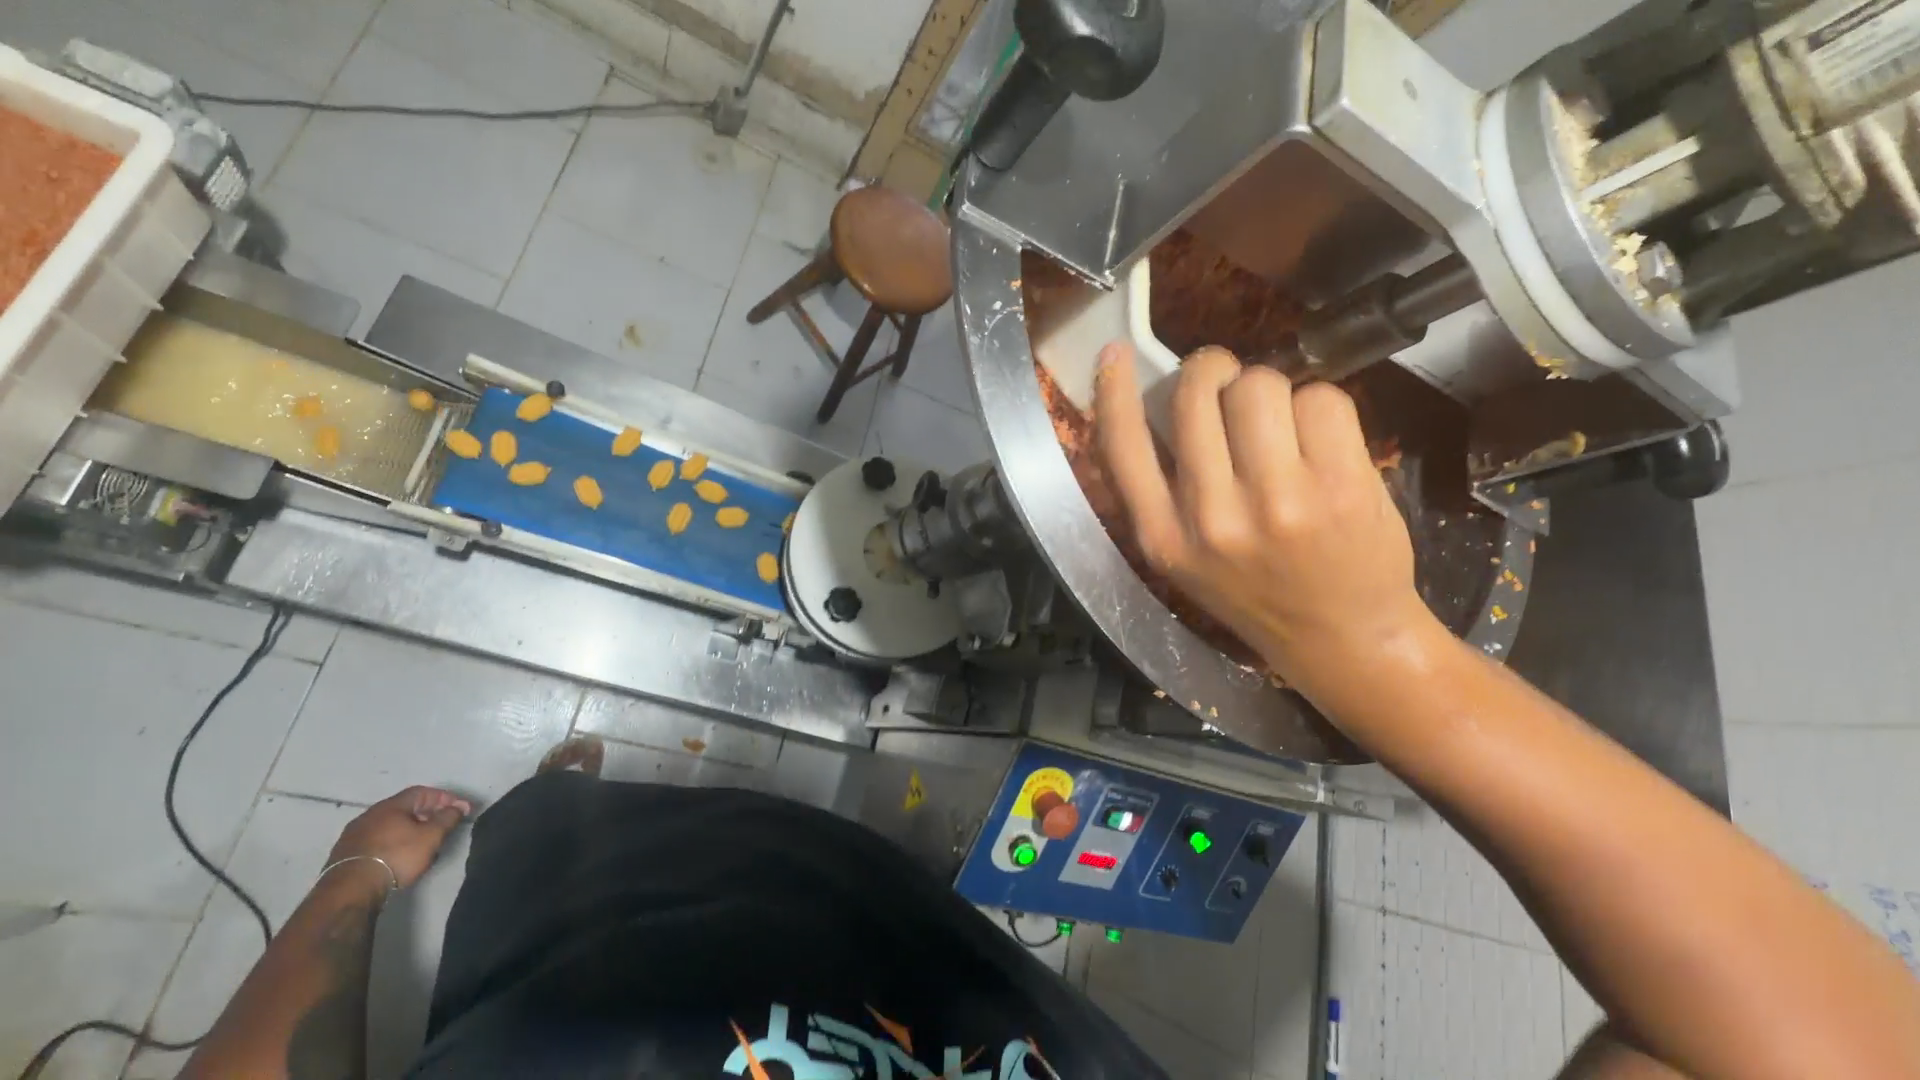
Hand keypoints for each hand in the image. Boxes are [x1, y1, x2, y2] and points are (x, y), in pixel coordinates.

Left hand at [326, 786, 471, 891]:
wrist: (351, 889)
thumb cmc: (397, 856)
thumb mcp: (431, 836)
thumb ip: (447, 818)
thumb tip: (458, 806)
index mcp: (391, 806)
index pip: (422, 792)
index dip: (444, 797)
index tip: (460, 809)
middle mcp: (369, 815)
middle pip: (403, 808)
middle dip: (425, 814)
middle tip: (441, 826)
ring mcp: (353, 834)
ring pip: (387, 826)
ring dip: (406, 830)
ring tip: (420, 844)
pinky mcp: (343, 854)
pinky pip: (375, 841)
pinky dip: (390, 843)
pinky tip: (396, 857)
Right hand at [1093, 342, 1437, 703]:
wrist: (1340, 637)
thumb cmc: (1257, 592)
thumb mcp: (1186, 558)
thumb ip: (1166, 491)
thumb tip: (1167, 400)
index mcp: (1164, 537)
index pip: (1123, 446)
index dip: (1115, 391)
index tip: (1116, 354)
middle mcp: (1213, 517)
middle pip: (1198, 390)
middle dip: (1214, 370)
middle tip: (1229, 384)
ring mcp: (1279, 501)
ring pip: (1260, 384)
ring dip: (1270, 390)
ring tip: (1281, 426)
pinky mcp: (1341, 486)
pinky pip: (1321, 398)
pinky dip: (1321, 407)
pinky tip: (1323, 443)